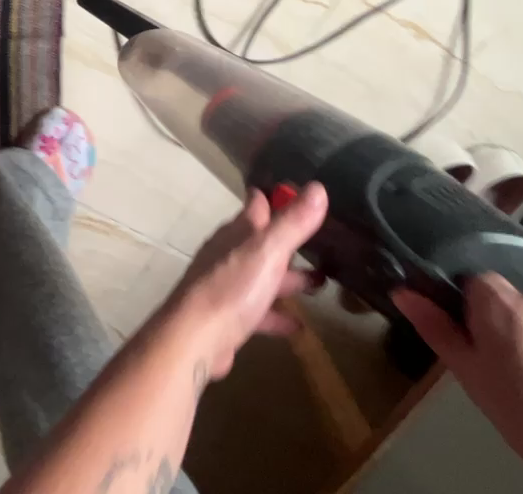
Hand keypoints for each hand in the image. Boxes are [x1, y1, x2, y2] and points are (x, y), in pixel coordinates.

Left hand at [154, 183, 326, 380]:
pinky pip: (260, 310)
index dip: (277, 198)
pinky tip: (299, 325)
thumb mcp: (267, 252)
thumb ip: (291, 224)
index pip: (256, 206)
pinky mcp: (231, 315)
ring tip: (321, 283)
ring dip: (288, 279)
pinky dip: (278, 314)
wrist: (198, 336)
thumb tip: (317, 187)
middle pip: (262, 242)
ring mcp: (228, 284)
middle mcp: (229, 254)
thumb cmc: (232, 288)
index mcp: (236, 234)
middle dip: (289, 243)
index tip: (303, 193)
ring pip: (263, 275)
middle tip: (323, 244)